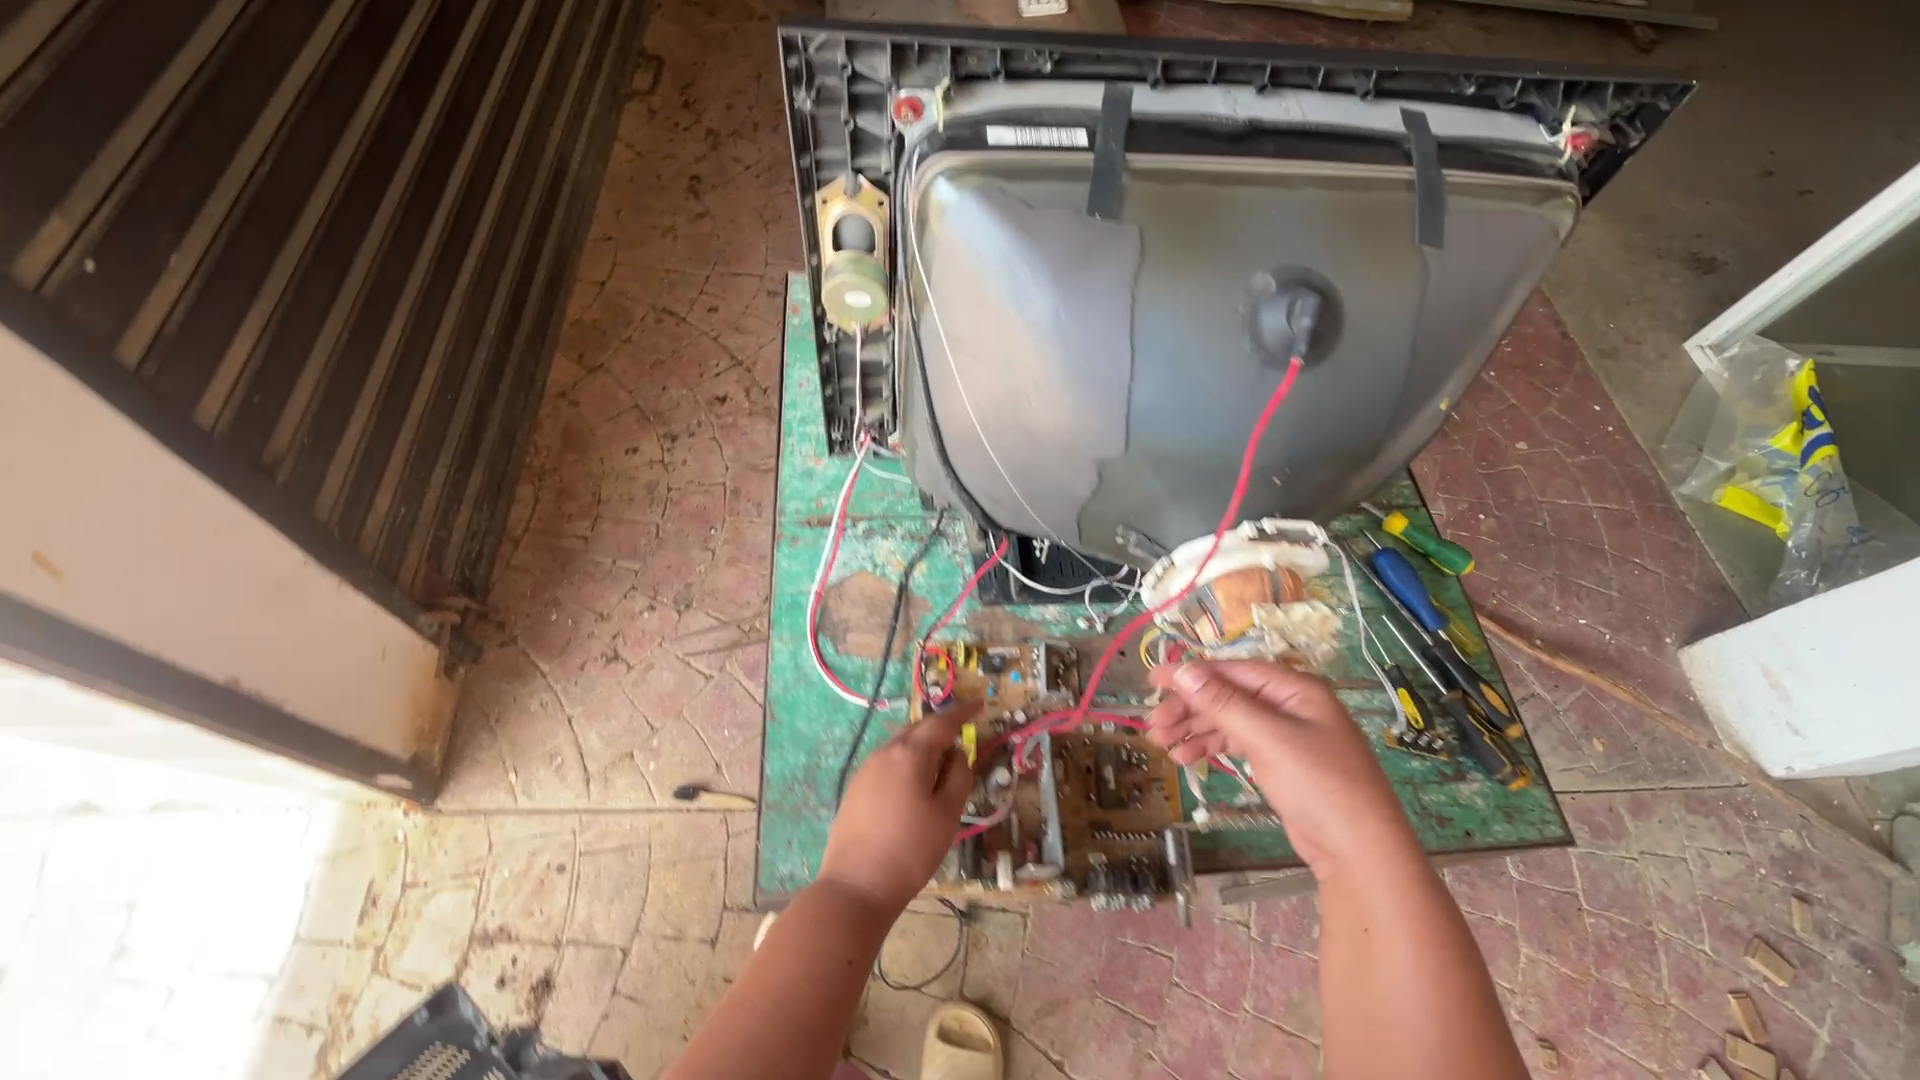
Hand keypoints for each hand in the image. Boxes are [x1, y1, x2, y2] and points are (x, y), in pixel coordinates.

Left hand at [820, 702, 977, 912]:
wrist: (857, 885)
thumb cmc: (911, 849)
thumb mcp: (947, 814)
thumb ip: (958, 777)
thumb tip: (957, 754)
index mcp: (910, 754)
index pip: (941, 722)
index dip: (962, 712)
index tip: (979, 704)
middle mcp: (885, 753)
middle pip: (917, 731)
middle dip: (940, 729)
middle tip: (962, 736)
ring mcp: (865, 770)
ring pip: (900, 747)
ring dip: (922, 749)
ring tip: (941, 766)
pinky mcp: (855, 789)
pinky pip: (887, 764)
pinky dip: (906, 765)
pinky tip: (915, 787)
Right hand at [1147, 661, 1416, 878]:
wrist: (1360, 850)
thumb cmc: (1319, 785)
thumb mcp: (1268, 739)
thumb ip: (1223, 704)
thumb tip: (1183, 671)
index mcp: (1295, 689)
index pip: (1233, 671)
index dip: (1192, 674)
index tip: (1153, 681)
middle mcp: (1290, 705)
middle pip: (1228, 695)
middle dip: (1189, 708)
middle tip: (1153, 725)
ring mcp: (1286, 734)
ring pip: (1229, 720)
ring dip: (1195, 729)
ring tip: (1162, 744)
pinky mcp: (1280, 761)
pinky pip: (1237, 743)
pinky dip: (1210, 748)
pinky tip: (1187, 758)